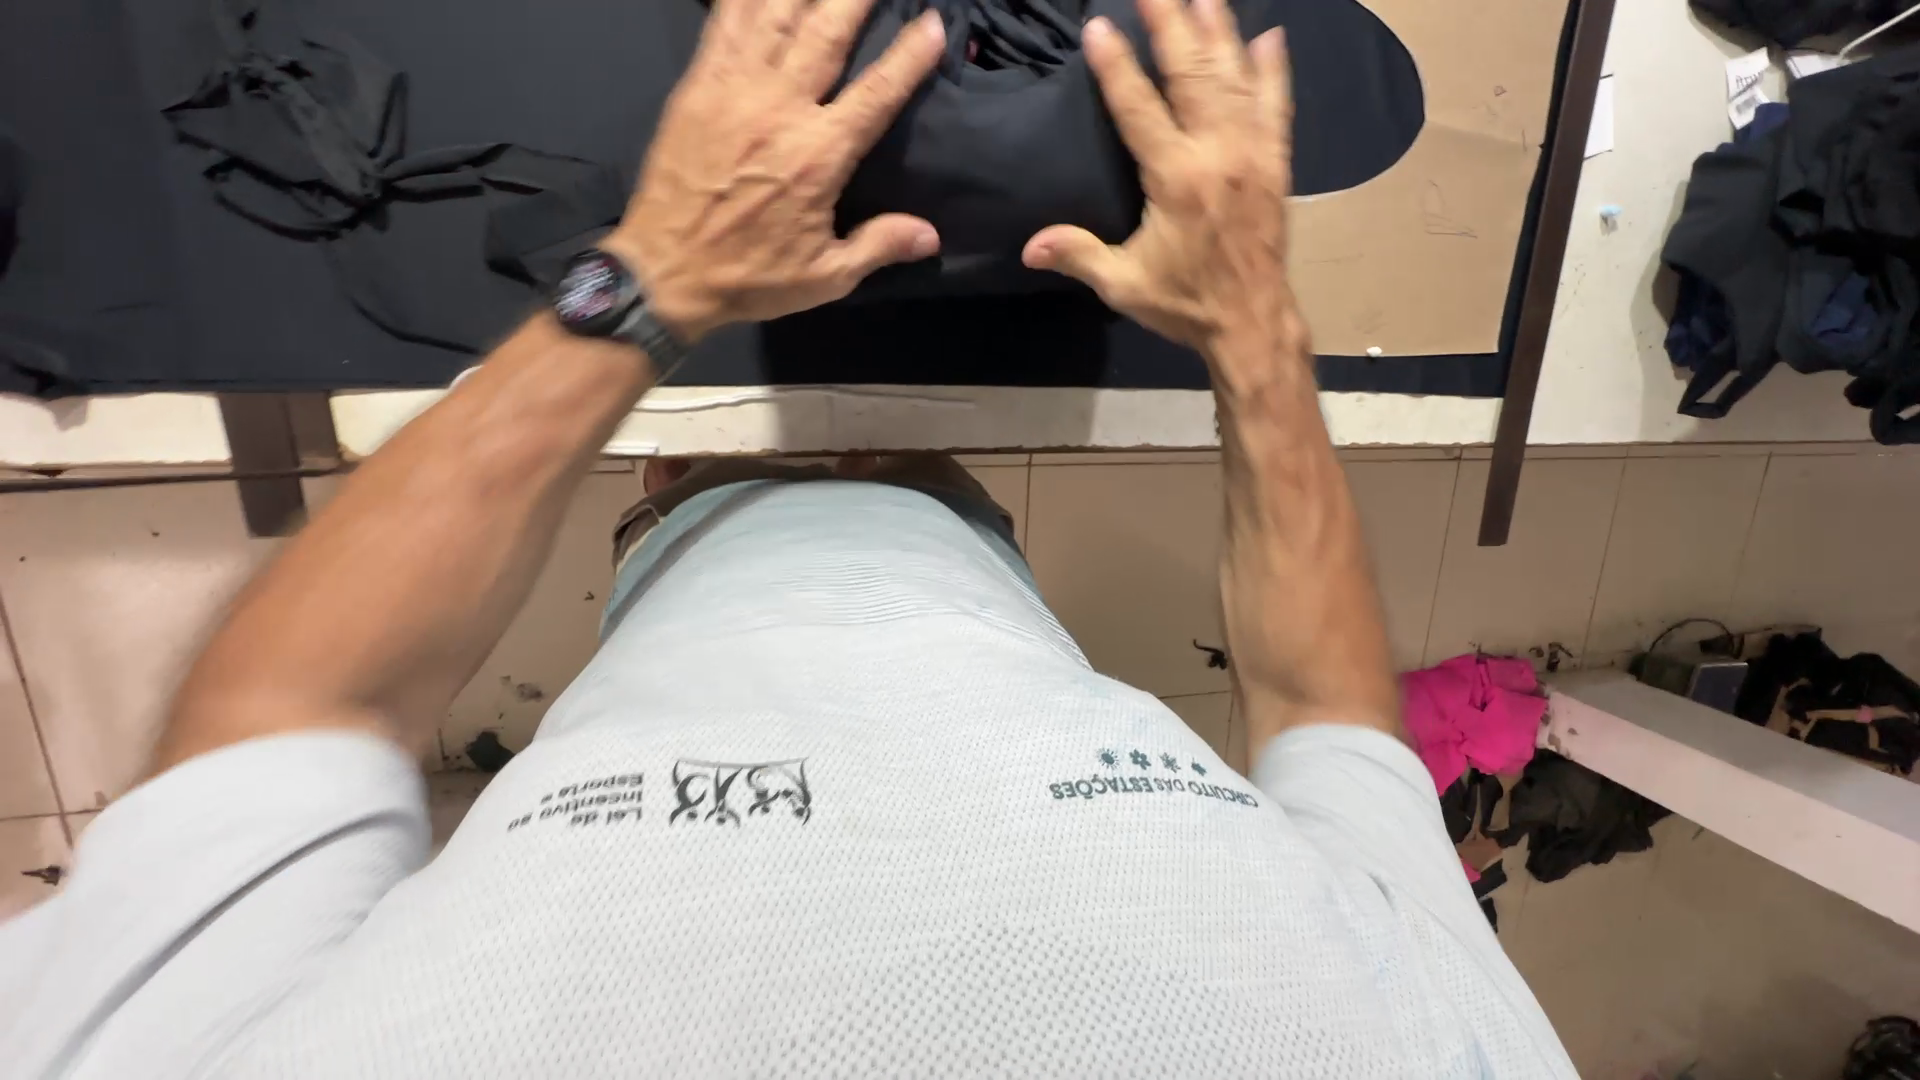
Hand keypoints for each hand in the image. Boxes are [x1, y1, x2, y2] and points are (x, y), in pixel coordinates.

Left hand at [604, 0, 947, 342]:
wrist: (667, 271)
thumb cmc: (751, 278)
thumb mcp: (825, 277)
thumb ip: (879, 246)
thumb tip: (931, 236)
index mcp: (818, 156)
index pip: (875, 94)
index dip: (908, 58)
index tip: (931, 26)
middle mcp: (780, 109)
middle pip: (826, 32)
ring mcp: (735, 89)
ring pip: (776, 14)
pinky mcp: (698, 85)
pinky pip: (725, 20)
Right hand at [1022, 0, 1294, 356]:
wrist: (1250, 320)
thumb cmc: (1184, 303)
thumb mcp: (1123, 284)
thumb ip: (1078, 256)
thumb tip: (1029, 247)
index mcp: (1175, 178)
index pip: (1140, 107)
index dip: (1117, 66)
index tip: (1100, 26)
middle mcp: (1217, 152)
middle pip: (1192, 72)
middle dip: (1172, 22)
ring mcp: (1253, 152)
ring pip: (1234, 76)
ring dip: (1217, 30)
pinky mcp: (1277, 163)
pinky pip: (1277, 104)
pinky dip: (1272, 70)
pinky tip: (1268, 37)